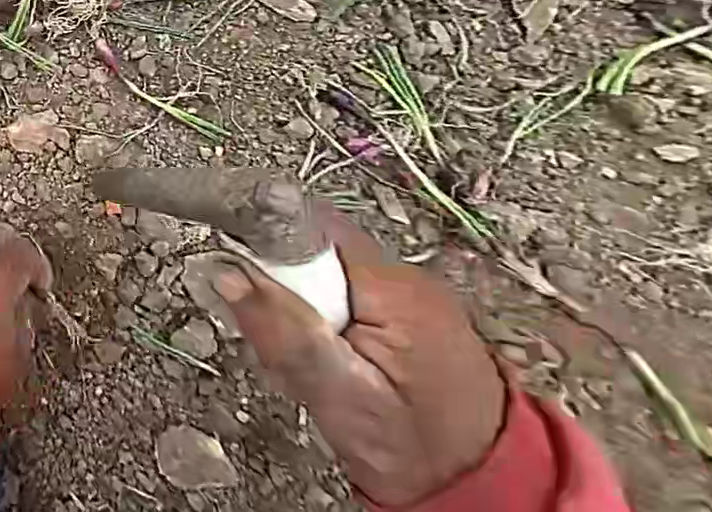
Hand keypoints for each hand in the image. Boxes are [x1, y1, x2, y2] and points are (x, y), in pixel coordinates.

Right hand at [213, 207, 505, 506]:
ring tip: (313, 357)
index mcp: (391, 287)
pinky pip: (343, 286)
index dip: (267, 244)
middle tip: (283, 341)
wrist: (482, 486)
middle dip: (283, 285)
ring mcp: (406, 286)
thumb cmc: (417, 451)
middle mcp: (402, 273)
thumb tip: (229, 276)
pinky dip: (324, 312)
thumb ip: (286, 334)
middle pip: (312, 247)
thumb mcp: (341, 399)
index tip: (240, 274)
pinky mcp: (402, 302)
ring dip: (301, 302)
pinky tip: (332, 354)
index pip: (309, 227)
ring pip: (322, 267)